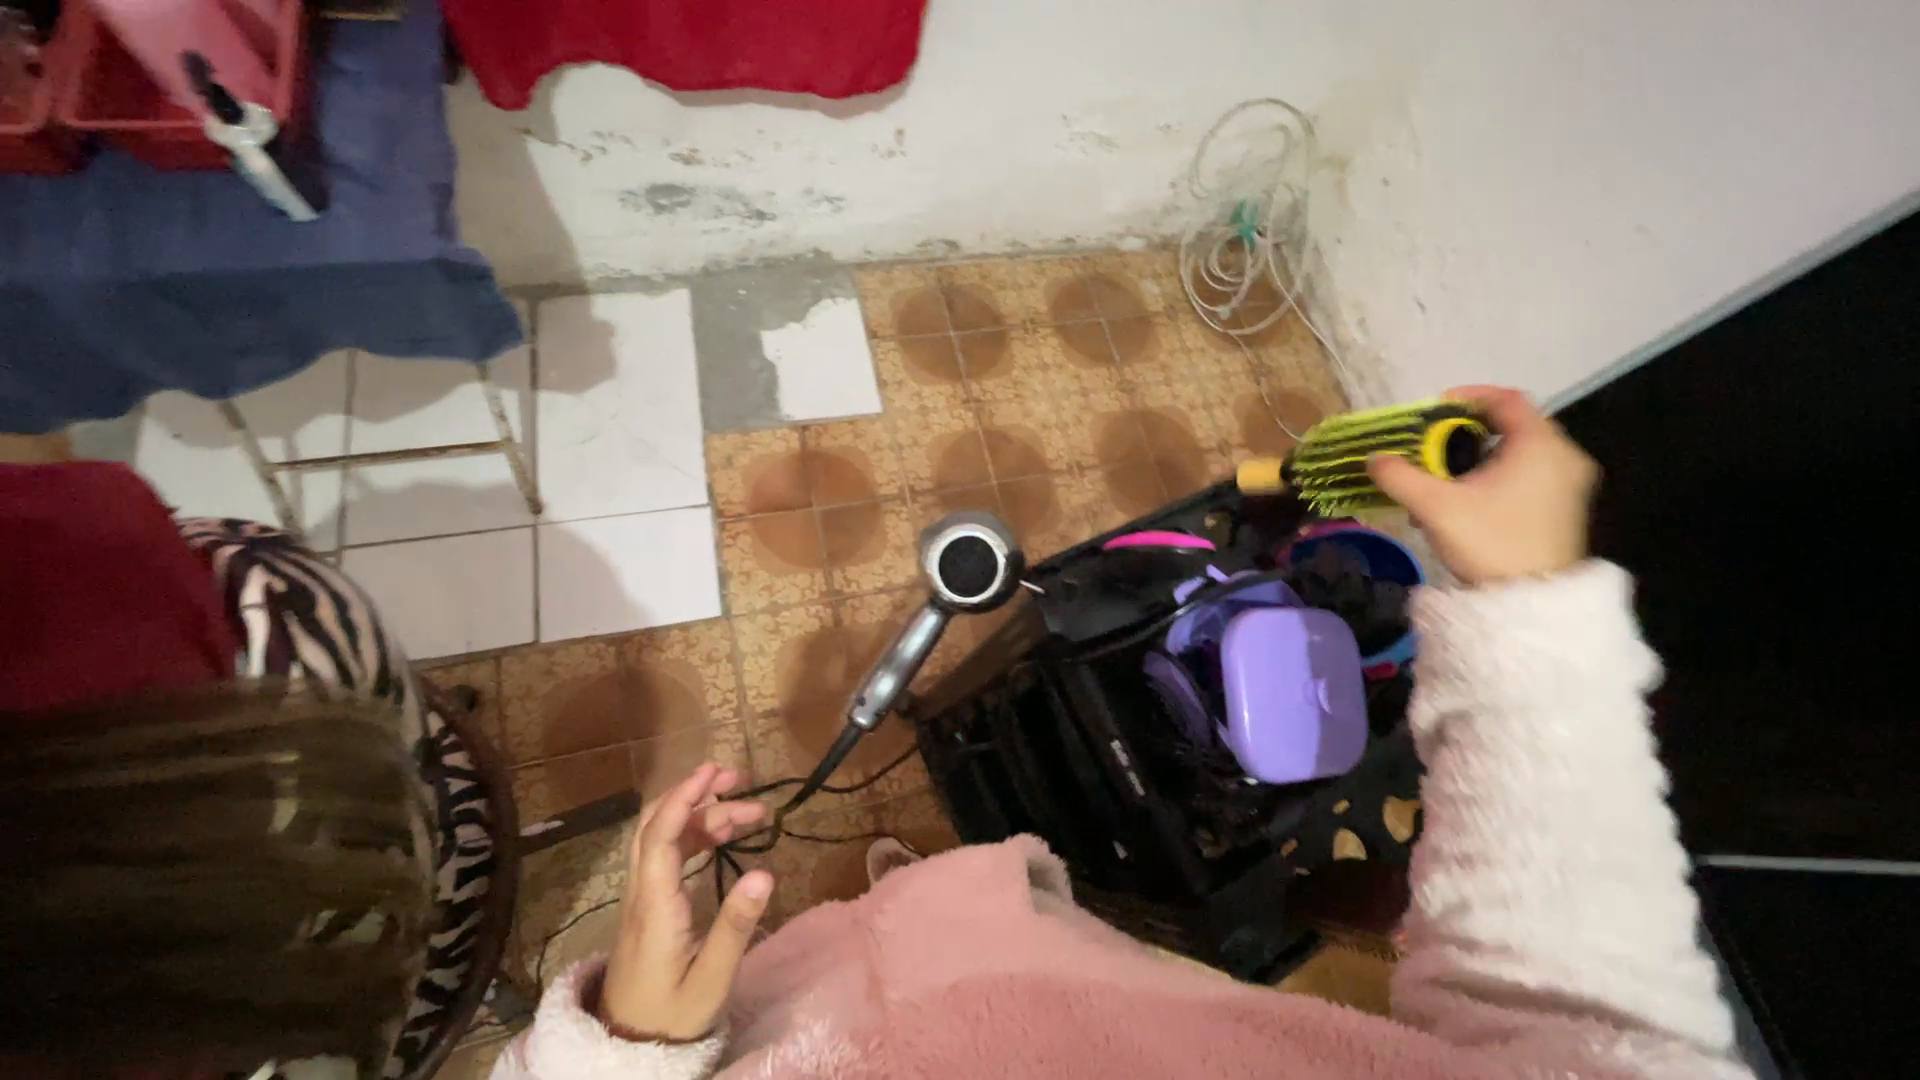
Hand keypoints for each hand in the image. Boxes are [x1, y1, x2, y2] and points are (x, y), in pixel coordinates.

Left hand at [596, 763, 773, 1042]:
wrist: (626, 1050)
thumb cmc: (672, 1016)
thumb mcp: (712, 978)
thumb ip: (736, 925)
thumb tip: (765, 871)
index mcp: (655, 905)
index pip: (660, 835)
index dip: (684, 797)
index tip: (714, 772)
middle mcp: (642, 892)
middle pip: (656, 824)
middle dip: (695, 792)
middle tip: (740, 780)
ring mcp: (642, 898)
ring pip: (663, 837)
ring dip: (702, 814)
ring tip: (751, 811)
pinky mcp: (649, 907)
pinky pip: (667, 855)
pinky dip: (695, 834)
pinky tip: (726, 837)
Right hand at [1367, 385, 1598, 585]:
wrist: (1532, 600)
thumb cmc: (1490, 541)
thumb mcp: (1435, 506)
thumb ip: (1400, 476)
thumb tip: (1375, 459)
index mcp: (1539, 445)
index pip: (1507, 399)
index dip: (1468, 397)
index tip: (1434, 409)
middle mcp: (1562, 455)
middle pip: (1511, 425)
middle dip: (1466, 432)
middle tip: (1431, 444)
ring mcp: (1568, 482)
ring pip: (1516, 453)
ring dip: (1475, 458)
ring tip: (1439, 479)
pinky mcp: (1562, 506)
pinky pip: (1525, 474)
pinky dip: (1492, 475)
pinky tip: (1462, 501)